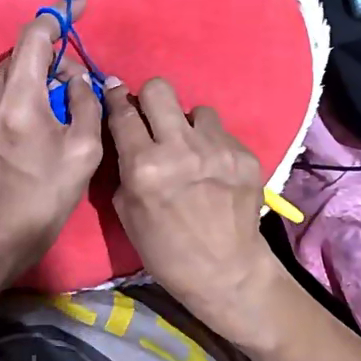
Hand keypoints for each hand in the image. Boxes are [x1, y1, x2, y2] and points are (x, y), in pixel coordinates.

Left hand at [0, 8, 103, 278]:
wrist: (1, 229)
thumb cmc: (49, 193)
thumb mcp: (85, 148)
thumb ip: (85, 101)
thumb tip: (77, 77)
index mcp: (19, 100)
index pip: (34, 37)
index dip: (58, 16)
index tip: (79, 7)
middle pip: (21, 52)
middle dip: (51, 54)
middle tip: (77, 79)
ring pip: (10, 70)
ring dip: (36, 72)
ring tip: (60, 100)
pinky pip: (0, 88)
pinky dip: (22, 89)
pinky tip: (38, 114)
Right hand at [106, 78, 278, 319]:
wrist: (226, 271)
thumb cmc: (166, 250)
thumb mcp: (127, 212)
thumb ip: (124, 168)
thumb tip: (125, 135)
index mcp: (144, 167)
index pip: (124, 112)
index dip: (116, 97)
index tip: (115, 89)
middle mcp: (181, 149)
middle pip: (160, 89)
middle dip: (151, 98)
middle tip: (152, 116)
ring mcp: (217, 149)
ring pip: (197, 110)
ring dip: (188, 126)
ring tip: (191, 151)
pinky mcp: (245, 155)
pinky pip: (222, 134)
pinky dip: (213, 146)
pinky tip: (214, 171)